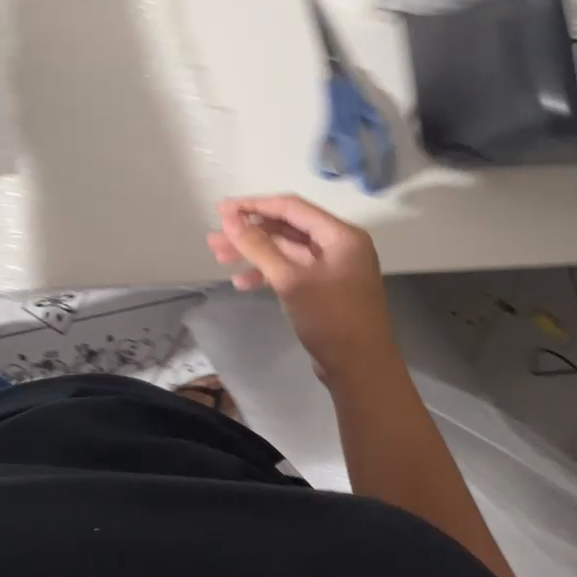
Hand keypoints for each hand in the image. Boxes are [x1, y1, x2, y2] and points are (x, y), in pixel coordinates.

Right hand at [207, 195, 398, 383]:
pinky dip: (267, 273)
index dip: (253, 206)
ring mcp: (332, 268)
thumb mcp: (290, 280)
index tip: (220, 210)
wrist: (361, 371)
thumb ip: (258, 247)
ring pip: (285, 250)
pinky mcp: (324, 288)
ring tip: (219, 257)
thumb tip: (229, 219)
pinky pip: (291, 270)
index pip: (291, 207)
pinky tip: (242, 283)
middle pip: (286, 228)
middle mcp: (339, 246)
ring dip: (253, 252)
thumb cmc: (331, 319)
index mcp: (341, 236)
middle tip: (215, 238)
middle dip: (250, 232)